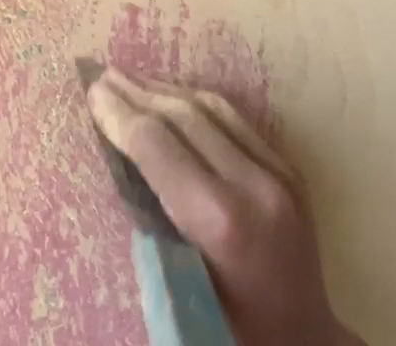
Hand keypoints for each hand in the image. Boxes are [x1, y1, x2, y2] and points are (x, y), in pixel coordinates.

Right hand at [85, 67, 362, 345]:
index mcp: (221, 220)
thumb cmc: (226, 324)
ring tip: (129, 78)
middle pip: (184, 117)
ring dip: (165, 88)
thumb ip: (149, 214)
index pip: (158, 145)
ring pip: (213, 108)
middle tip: (103, 75)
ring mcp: (279, 173)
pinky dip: (196, 101)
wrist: (303, 341)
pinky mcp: (289, 170)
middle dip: (137, 92)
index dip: (120, 114)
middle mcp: (254, 186)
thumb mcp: (174, 278)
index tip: (92, 91)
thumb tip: (116, 153)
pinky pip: (235, 120)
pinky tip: (172, 96)